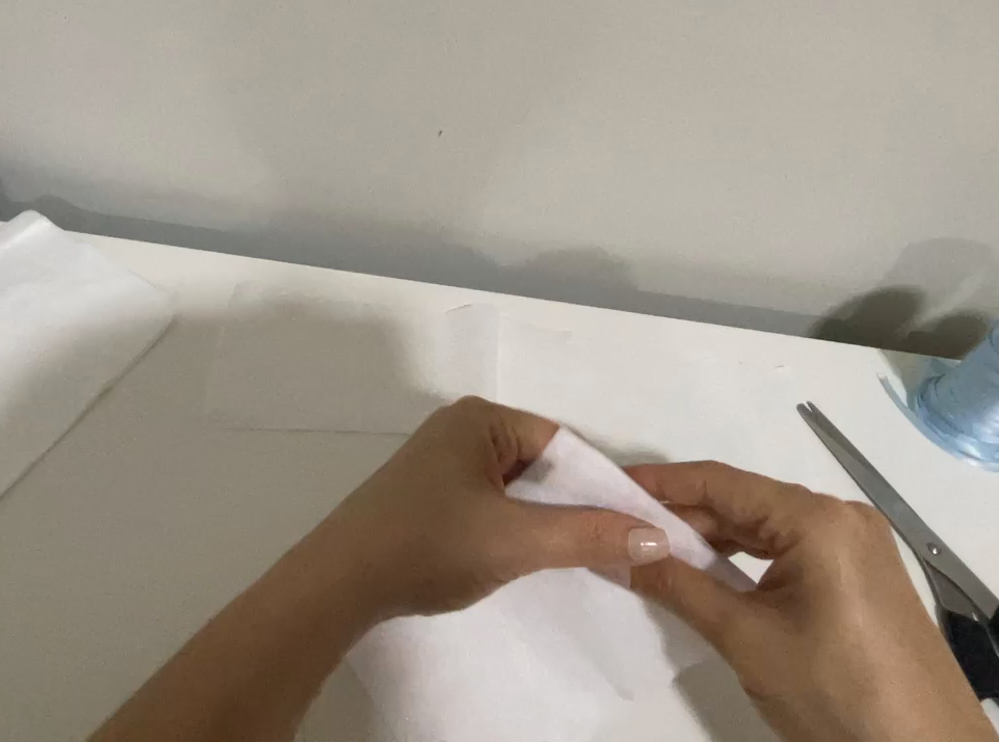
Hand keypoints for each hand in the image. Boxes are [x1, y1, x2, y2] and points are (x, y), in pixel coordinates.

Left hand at [298, 397, 674, 618]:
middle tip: (614, 547)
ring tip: (577, 556)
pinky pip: (489, 499)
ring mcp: (442, 460)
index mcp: (481, 418)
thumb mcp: (516, 540)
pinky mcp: (430, 491)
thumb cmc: (429, 543)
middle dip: (572, 502)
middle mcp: (461, 428)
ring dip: (543, 517)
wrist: (342, 581)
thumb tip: (656, 535)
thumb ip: (586, 535)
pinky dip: (512, 523)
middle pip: (539, 462)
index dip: (598, 483)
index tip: (634, 526)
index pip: (561, 441)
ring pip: (515, 485)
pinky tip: (525, 555)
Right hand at [624, 461, 991, 741]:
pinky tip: (709, 576)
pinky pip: (787, 550)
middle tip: (623, 527)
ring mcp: (855, 546)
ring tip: (655, 552)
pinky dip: (744, 560)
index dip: (660, 483)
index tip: (610, 485)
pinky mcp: (861, 576)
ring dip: (710, 540)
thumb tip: (614, 551)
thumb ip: (675, 584)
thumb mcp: (745, 638)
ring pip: (762, 527)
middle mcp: (839, 517)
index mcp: (816, 518)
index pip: (719, 482)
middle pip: (741, 502)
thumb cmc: (839, 698)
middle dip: (681, 516)